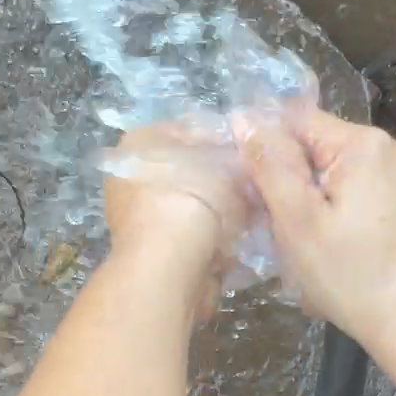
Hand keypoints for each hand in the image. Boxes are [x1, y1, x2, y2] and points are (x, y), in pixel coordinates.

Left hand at [102, 118, 251, 296]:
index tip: (257, 152)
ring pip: (196, 206)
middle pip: (193, 170)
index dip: (228, 138)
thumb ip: (239, 159)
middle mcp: (134, 178)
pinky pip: (195, 235)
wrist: (169, 266)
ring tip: (257, 213)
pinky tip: (243, 239)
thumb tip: (249, 165)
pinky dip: (217, 238)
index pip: (191, 129)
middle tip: (261, 185)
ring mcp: (142, 217)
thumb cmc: (191, 197)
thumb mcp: (225, 164)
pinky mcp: (156, 252)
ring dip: (226, 211)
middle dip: (229, 179)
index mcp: (140, 143)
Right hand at [234, 108, 395, 353]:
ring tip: (309, 253)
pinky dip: (343, 220)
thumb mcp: (299, 221)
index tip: (254, 194)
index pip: (297, 121)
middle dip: (294, 185)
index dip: (267, 151)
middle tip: (280, 235)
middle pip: (321, 150)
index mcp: (365, 143)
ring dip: (316, 208)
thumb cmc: (357, 277)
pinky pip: (365, 198)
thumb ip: (270, 165)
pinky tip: (340, 258)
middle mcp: (394, 149)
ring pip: (341, 179)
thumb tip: (244, 118)